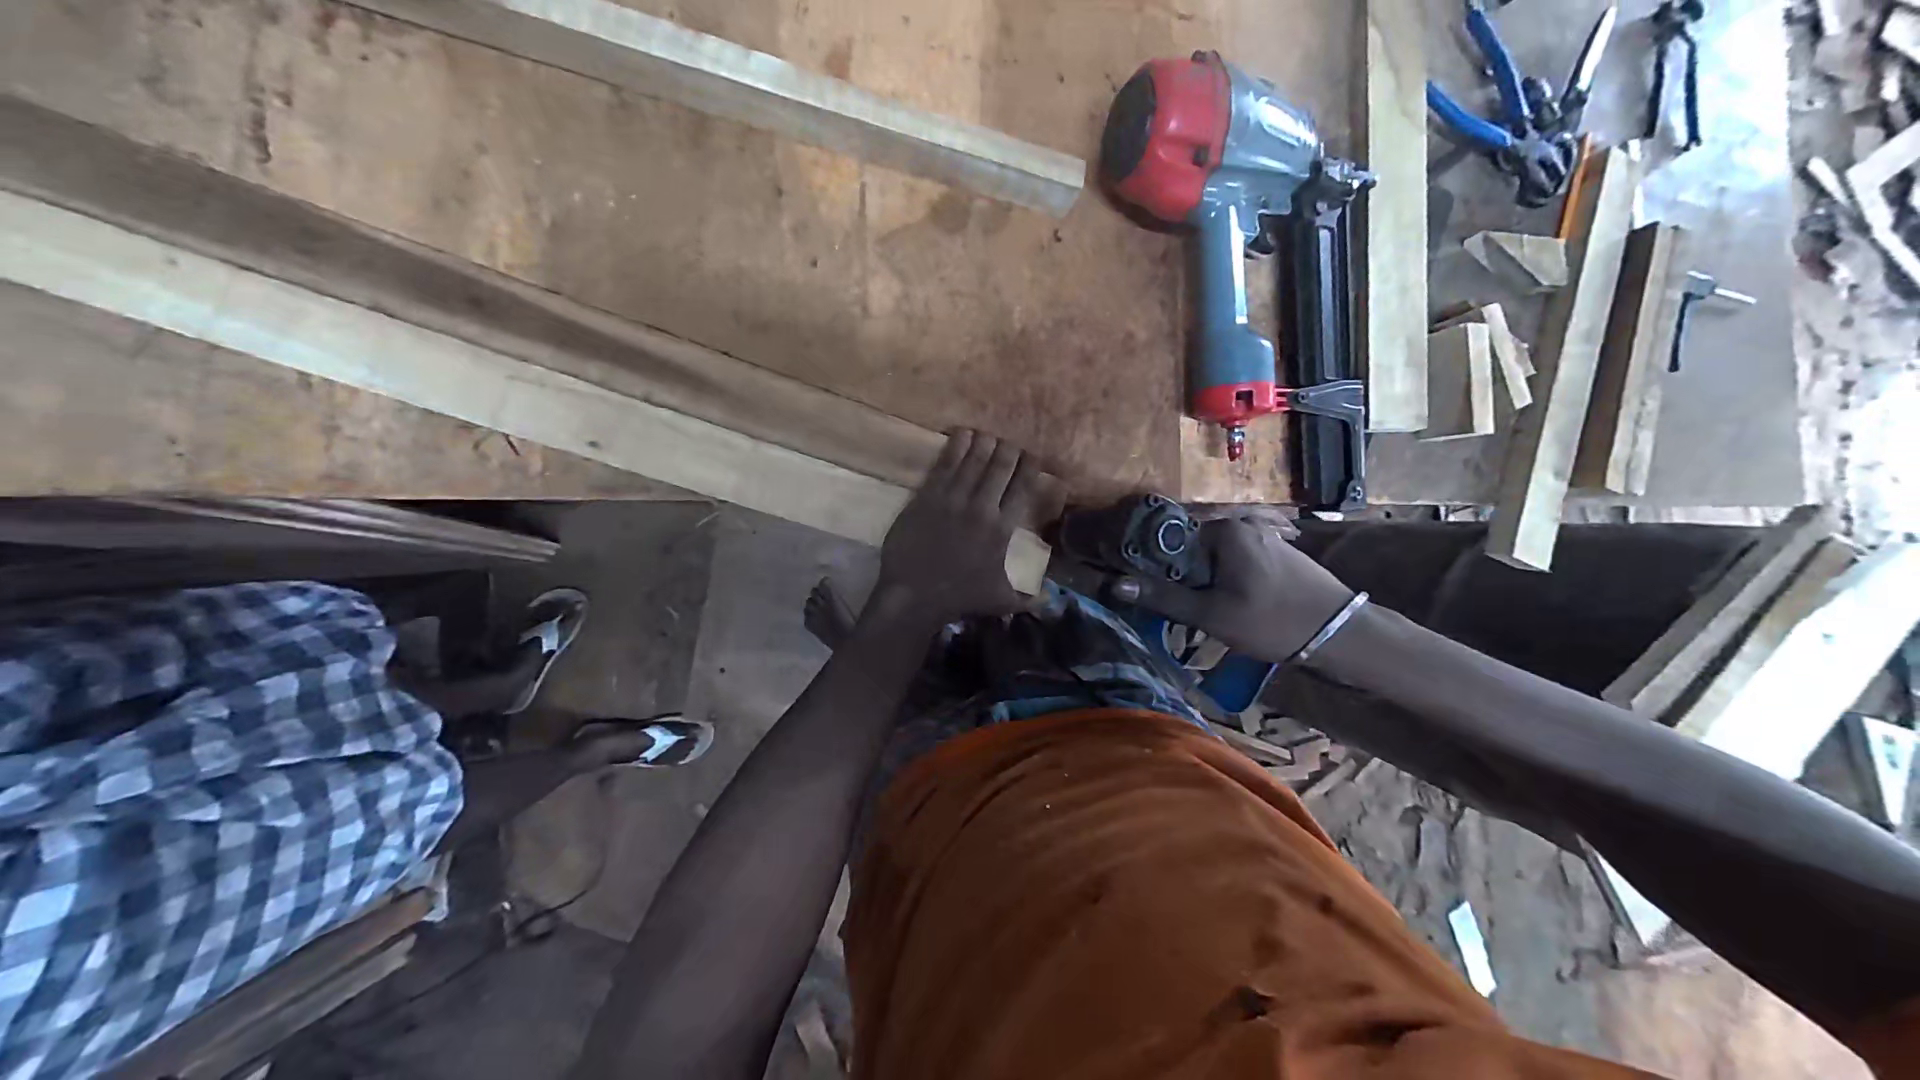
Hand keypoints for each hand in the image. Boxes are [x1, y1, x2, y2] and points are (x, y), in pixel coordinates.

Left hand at [872, 431, 1057, 626]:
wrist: (915, 595)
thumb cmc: (960, 598)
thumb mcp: (1002, 600)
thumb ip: (1029, 597)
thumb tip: (1052, 597)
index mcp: (1002, 529)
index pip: (1022, 488)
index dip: (1030, 468)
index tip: (1033, 456)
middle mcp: (981, 508)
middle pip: (999, 468)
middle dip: (1008, 451)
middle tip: (1010, 443)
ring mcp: (952, 500)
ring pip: (972, 462)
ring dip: (983, 444)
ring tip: (988, 435)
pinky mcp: (926, 497)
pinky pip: (944, 466)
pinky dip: (954, 447)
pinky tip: (962, 434)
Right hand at [1117, 517, 1356, 664]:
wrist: (1341, 633)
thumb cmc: (1271, 621)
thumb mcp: (1210, 614)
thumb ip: (1164, 596)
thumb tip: (1116, 583)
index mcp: (1224, 530)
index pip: (1170, 539)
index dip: (1154, 566)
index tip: (1148, 592)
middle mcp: (1242, 525)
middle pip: (1192, 549)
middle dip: (1181, 577)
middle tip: (1175, 610)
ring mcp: (1262, 538)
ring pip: (1214, 559)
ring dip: (1203, 583)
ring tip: (1199, 613)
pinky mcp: (1276, 554)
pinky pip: (1235, 564)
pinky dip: (1225, 582)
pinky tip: (1228, 607)